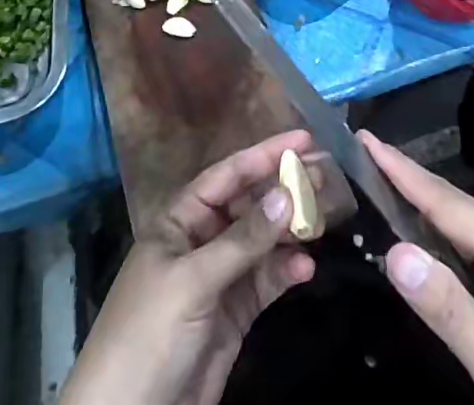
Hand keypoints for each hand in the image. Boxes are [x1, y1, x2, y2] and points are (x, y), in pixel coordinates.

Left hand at [61, 130, 316, 404]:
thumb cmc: (148, 334)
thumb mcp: (192, 281)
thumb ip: (243, 239)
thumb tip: (289, 194)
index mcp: (179, 222)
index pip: (226, 176)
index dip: (264, 155)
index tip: (304, 139)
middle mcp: (201, 241)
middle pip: (250, 205)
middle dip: (285, 190)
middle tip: (325, 174)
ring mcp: (220, 277)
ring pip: (264, 241)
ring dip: (292, 231)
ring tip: (324, 221)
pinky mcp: (235, 311)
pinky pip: (267, 279)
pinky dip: (287, 271)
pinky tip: (306, 269)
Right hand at [362, 131, 473, 404]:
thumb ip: (455, 317)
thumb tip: (395, 251)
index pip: (453, 207)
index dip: (405, 173)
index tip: (365, 139)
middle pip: (457, 208)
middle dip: (408, 178)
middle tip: (362, 150)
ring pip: (462, 228)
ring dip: (418, 203)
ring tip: (375, 177)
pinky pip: (471, 254)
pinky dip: (435, 235)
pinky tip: (411, 228)